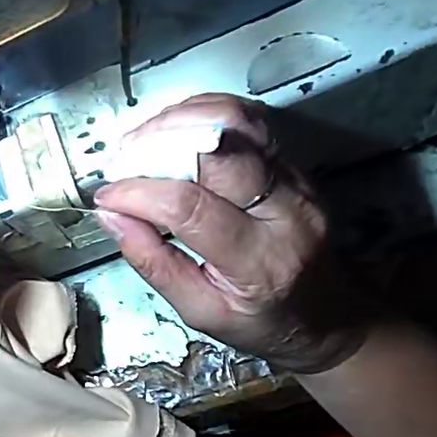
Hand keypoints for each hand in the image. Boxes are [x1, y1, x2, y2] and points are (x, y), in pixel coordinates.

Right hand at [93, 95, 364, 372]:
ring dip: (182, 120)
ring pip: (239, 122)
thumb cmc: (263, 321)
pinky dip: (205, 114)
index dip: (140, 194)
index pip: (191, 208)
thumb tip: (112, 216)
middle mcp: (287, 212)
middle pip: (221, 152)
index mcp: (260, 264)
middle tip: (126, 160)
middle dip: (160, 146)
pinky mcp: (295, 163)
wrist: (328, 313)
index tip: (108, 196)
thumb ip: (154, 263)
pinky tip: (176, 130)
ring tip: (145, 139)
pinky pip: (249, 120)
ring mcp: (297, 181)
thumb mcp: (201, 312)